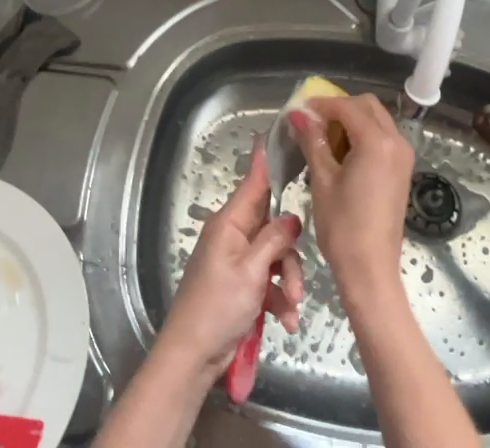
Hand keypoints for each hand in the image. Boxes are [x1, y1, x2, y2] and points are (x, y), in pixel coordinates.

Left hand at [157, 142, 304, 372]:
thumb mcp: (251, 271)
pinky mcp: (242, 285)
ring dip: (289, 282)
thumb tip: (292, 217)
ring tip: (291, 309)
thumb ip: (274, 240)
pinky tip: (286, 322)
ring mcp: (238, 261)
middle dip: (290, 256)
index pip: (253, 183)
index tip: (277, 134)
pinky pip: (270, 281)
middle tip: (296, 285)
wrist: (193, 355)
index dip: (266, 161)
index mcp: (229, 223)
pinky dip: (280, 299)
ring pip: (277, 256)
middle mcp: (234, 235)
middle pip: (274, 227)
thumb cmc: (217, 307)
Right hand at [290, 94, 414, 296]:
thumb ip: (312, 141)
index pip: (347, 107)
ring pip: (377, 121)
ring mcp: (403, 157)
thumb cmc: (342, 226)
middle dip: (339, 108)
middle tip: (312, 124)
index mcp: (377, 141)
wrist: (370, 269)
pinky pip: (383, 139)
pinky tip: (342, 154)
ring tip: (324, 140)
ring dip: (352, 121)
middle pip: (367, 107)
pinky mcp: (403, 171)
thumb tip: (298, 114)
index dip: (321, 105)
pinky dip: (363, 136)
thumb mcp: (322, 179)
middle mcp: (396, 142)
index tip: (299, 112)